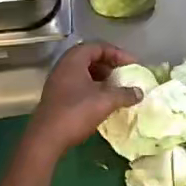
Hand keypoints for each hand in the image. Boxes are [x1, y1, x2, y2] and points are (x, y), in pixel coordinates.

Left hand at [24, 42, 141, 154]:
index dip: (118, 53)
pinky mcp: (56, 97)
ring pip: (83, 72)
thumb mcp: (105, 101)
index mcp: (74, 60)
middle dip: (110, 65)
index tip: (133, 65)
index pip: (98, 46)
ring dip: (101, 78)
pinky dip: (92, 88)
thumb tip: (139, 92)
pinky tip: (102, 101)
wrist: (46, 139)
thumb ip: (125, 94)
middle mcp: (64, 66)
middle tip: (124, 75)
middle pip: (90, 57)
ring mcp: (58, 82)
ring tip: (116, 88)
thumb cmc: (76, 113)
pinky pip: (78, 84)